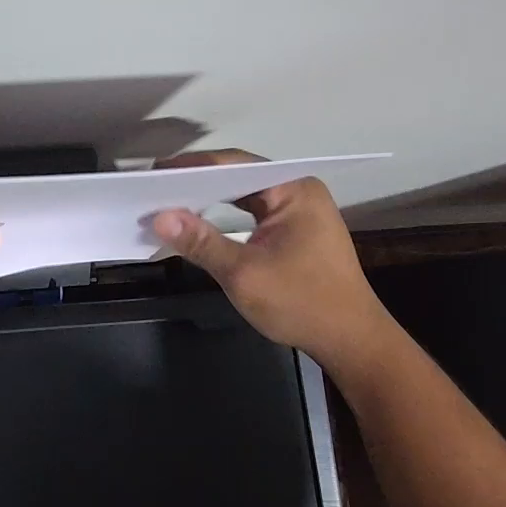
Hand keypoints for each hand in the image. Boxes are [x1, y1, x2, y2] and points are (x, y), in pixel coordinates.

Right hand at [151, 149, 397, 366]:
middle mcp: (299, 191)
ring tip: (170, 201)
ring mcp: (300, 211)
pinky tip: (200, 221)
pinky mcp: (297, 230)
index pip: (233, 164)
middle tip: (154, 186)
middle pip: (239, 175)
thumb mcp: (243, 273)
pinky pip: (253, 211)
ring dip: (210, 198)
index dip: (191, 167)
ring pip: (245, 194)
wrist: (351, 341)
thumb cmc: (301, 303)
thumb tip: (159, 217)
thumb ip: (200, 242)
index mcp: (293, 189)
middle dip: (197, 181)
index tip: (154, 174)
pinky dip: (225, 214)